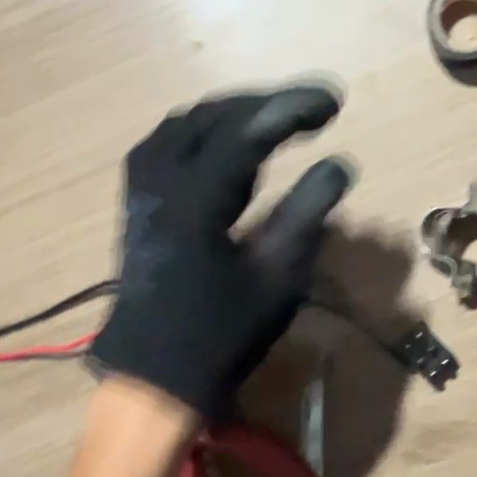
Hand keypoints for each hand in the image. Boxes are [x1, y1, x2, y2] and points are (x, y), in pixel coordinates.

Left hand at [91, 85, 350, 418]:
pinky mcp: (138, 202)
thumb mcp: (277, 281)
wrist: (155, 373)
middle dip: (265, 105)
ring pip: (186, 125)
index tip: (333, 102)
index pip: (246, 132)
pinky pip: (169, 143)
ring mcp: (142, 189)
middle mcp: (160, 180)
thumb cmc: (221, 333)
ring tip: (277, 122)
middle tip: (313, 110)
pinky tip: (229, 146)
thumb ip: (306, 216)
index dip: (292, 108)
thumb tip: (339, 165)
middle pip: (214, 117)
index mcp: (194, 200)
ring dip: (234, 115)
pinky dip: (205, 133)